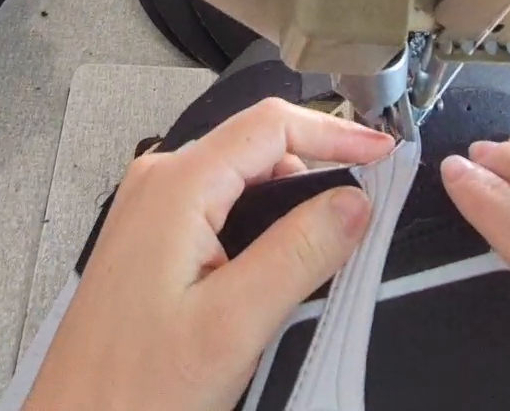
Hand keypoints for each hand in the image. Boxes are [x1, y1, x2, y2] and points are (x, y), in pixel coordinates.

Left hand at [23, 98, 395, 410]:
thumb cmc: (129, 392)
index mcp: (177, 186)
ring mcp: (154, 208)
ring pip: (242, 178)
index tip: (380, 149)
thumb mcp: (231, 326)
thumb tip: (351, 202)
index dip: (333, 131)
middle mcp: (161, 183)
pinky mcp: (156, 235)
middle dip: (315, 170)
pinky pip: (222, 206)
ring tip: (322, 253)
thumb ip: (299, 254)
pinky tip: (277, 266)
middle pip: (257, 147)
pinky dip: (261, 224)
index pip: (269, 126)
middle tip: (362, 210)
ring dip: (289, 204)